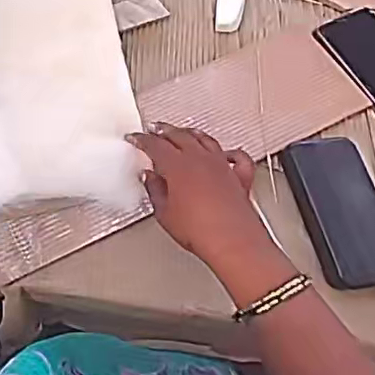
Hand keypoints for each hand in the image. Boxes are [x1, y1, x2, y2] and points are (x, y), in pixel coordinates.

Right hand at [127, 125, 278, 269]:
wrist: (234, 244)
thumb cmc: (201, 231)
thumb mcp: (164, 212)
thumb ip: (154, 190)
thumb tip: (150, 178)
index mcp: (177, 165)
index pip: (154, 144)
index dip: (142, 139)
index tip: (135, 138)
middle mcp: (200, 159)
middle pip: (179, 135)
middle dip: (163, 130)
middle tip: (154, 129)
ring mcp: (222, 166)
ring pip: (205, 139)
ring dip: (191, 133)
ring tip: (183, 132)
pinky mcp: (239, 178)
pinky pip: (237, 157)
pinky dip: (230, 152)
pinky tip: (227, 153)